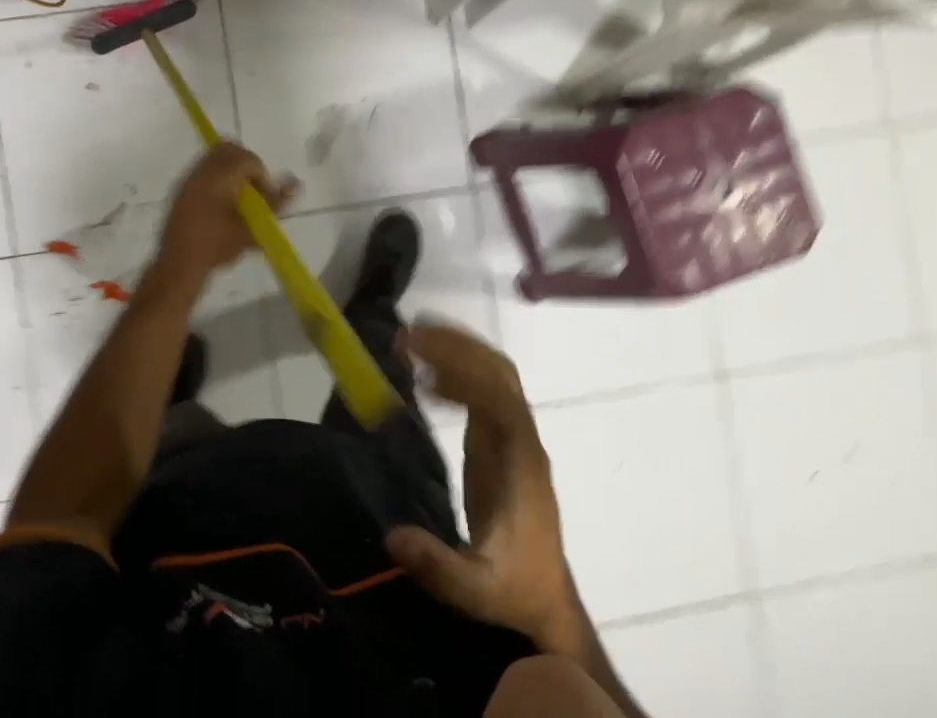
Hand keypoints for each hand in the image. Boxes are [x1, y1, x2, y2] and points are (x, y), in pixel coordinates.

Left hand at [156, 142, 297, 278]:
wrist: (178, 264)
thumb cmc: (217, 247)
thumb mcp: (251, 229)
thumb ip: (275, 204)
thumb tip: (296, 183)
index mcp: (219, 178)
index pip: (248, 159)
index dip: (261, 175)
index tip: (263, 197)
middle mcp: (202, 171)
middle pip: (229, 148)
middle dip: (246, 165)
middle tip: (253, 190)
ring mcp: (189, 178)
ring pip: (215, 157)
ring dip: (232, 170)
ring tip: (238, 198)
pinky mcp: (181, 188)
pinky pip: (204, 169)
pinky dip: (218, 177)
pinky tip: (221, 204)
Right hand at [386, 324, 586, 657]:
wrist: (543, 601)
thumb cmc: (512, 592)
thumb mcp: (474, 590)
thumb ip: (438, 566)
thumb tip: (393, 536)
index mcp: (521, 464)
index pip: (500, 401)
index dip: (463, 374)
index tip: (419, 363)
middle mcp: (522, 441)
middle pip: (500, 374)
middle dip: (457, 346)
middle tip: (406, 336)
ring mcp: (514, 440)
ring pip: (494, 376)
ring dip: (456, 352)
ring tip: (408, 343)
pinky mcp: (501, 446)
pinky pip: (484, 393)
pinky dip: (456, 374)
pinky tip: (424, 379)